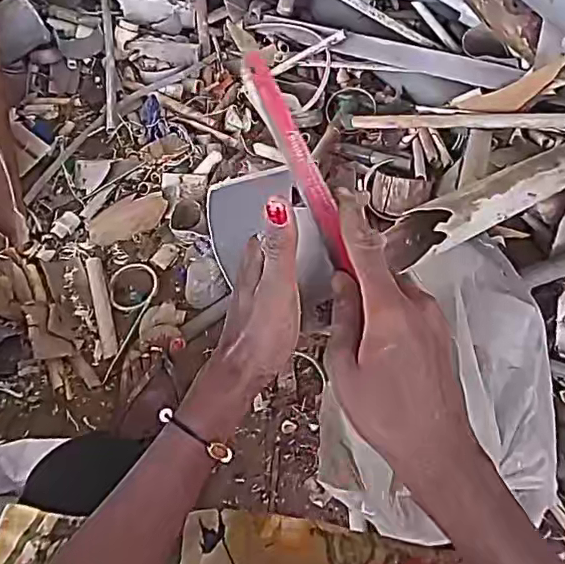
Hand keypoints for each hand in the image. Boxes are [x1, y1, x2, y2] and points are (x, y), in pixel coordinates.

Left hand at [185, 199, 300, 433]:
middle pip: (274, 240)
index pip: (270, 221)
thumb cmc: (259, 336)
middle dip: (294, 227)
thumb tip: (276, 205)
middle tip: (316, 215)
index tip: (304, 188)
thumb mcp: (277, 285)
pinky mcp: (267, 310)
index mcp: (257, 262)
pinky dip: (298, 277)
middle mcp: (254, 273)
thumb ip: (280, 247)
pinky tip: (309, 286)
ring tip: (318, 245)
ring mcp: (260, 291)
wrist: (246, 375)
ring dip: (296, 252)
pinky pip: (285, 283)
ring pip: (278, 261)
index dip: (287, 205)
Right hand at [325, 191, 482, 488]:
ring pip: (394, 289)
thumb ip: (342, 318)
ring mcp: (433, 318)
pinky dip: (389, 311)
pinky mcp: (440, 330)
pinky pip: (408, 306)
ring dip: (373, 299)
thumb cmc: (389, 418)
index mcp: (389, 312)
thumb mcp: (344, 368)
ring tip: (359, 339)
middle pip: (380, 270)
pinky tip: (379, 346)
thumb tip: (342, 286)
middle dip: (357, 276)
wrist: (437, 448)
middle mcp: (417, 306)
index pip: (367, 253)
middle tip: (337, 297)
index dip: (351, 223)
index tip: (343, 200)